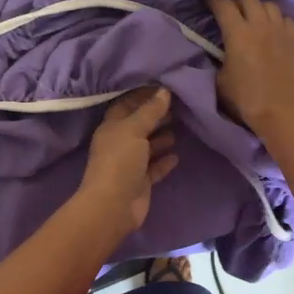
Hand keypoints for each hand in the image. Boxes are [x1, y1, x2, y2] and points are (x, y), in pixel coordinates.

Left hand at [77, 86, 178, 230]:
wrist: (113, 205)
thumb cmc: (119, 161)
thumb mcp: (134, 130)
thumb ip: (150, 111)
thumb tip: (164, 91)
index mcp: (112, 127)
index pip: (126, 105)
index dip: (142, 96)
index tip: (164, 87)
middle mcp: (120, 143)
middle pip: (139, 125)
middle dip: (156, 116)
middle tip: (178, 105)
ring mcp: (130, 164)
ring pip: (148, 146)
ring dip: (162, 138)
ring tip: (181, 126)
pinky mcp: (141, 182)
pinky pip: (155, 168)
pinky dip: (164, 161)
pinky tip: (177, 155)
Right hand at [210, 0, 293, 135]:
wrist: (282, 112)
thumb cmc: (246, 100)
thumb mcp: (221, 81)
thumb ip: (218, 60)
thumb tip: (219, 51)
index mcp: (238, 33)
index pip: (224, 6)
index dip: (214, 2)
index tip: (208, 4)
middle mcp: (260, 25)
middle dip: (236, 2)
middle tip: (231, 13)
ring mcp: (280, 31)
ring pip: (269, 5)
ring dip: (258, 8)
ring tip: (253, 19)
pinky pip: (285, 19)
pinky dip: (276, 19)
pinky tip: (272, 30)